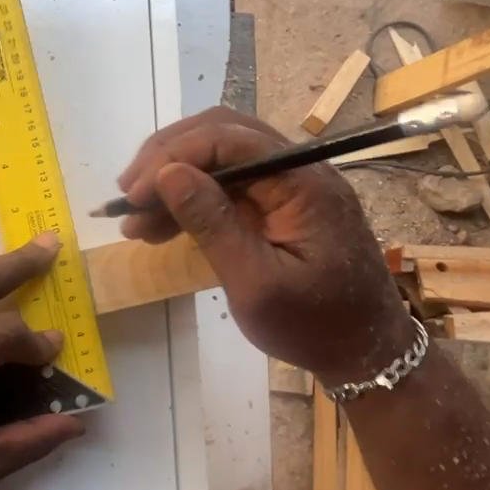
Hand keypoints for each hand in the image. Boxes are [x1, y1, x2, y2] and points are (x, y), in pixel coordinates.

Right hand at [114, 108, 413, 384]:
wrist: (364, 353)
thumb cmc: (313, 326)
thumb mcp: (256, 282)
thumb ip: (213, 224)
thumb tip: (168, 174)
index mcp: (303, 183)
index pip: (228, 140)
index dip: (173, 158)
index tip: (132, 194)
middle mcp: (299, 170)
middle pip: (222, 136)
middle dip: (167, 160)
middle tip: (126, 197)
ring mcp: (291, 187)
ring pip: (221, 159)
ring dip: (174, 181)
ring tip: (133, 219)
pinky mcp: (280, 208)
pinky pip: (230, 188)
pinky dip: (192, 201)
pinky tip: (161, 226)